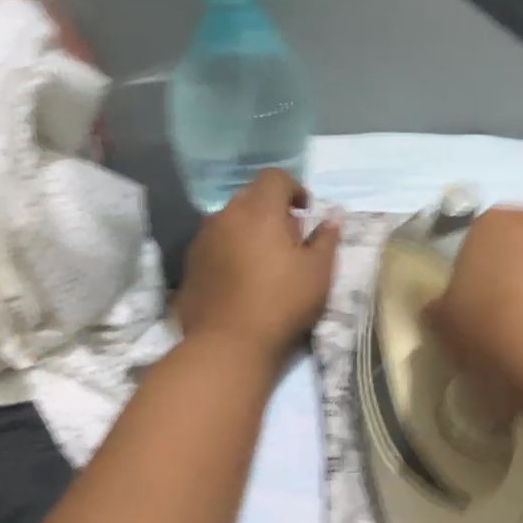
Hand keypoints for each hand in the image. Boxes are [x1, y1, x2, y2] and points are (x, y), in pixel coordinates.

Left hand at [175, 169, 339, 368]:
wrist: (228, 344)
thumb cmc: (282, 303)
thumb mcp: (318, 273)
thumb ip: (326, 240)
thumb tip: (332, 219)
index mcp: (259, 211)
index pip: (275, 177)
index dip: (293, 188)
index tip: (305, 212)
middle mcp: (226, 216)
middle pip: (249, 197)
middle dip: (270, 209)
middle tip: (288, 238)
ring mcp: (202, 240)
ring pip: (228, 222)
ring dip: (247, 231)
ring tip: (262, 261)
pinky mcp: (190, 266)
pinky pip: (213, 246)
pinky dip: (228, 252)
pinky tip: (239, 280)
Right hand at [423, 206, 522, 399]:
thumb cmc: (502, 337)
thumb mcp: (449, 333)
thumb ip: (440, 311)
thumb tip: (439, 307)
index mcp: (492, 224)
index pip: (470, 245)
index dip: (468, 282)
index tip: (471, 317)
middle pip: (517, 252)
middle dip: (511, 283)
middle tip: (504, 329)